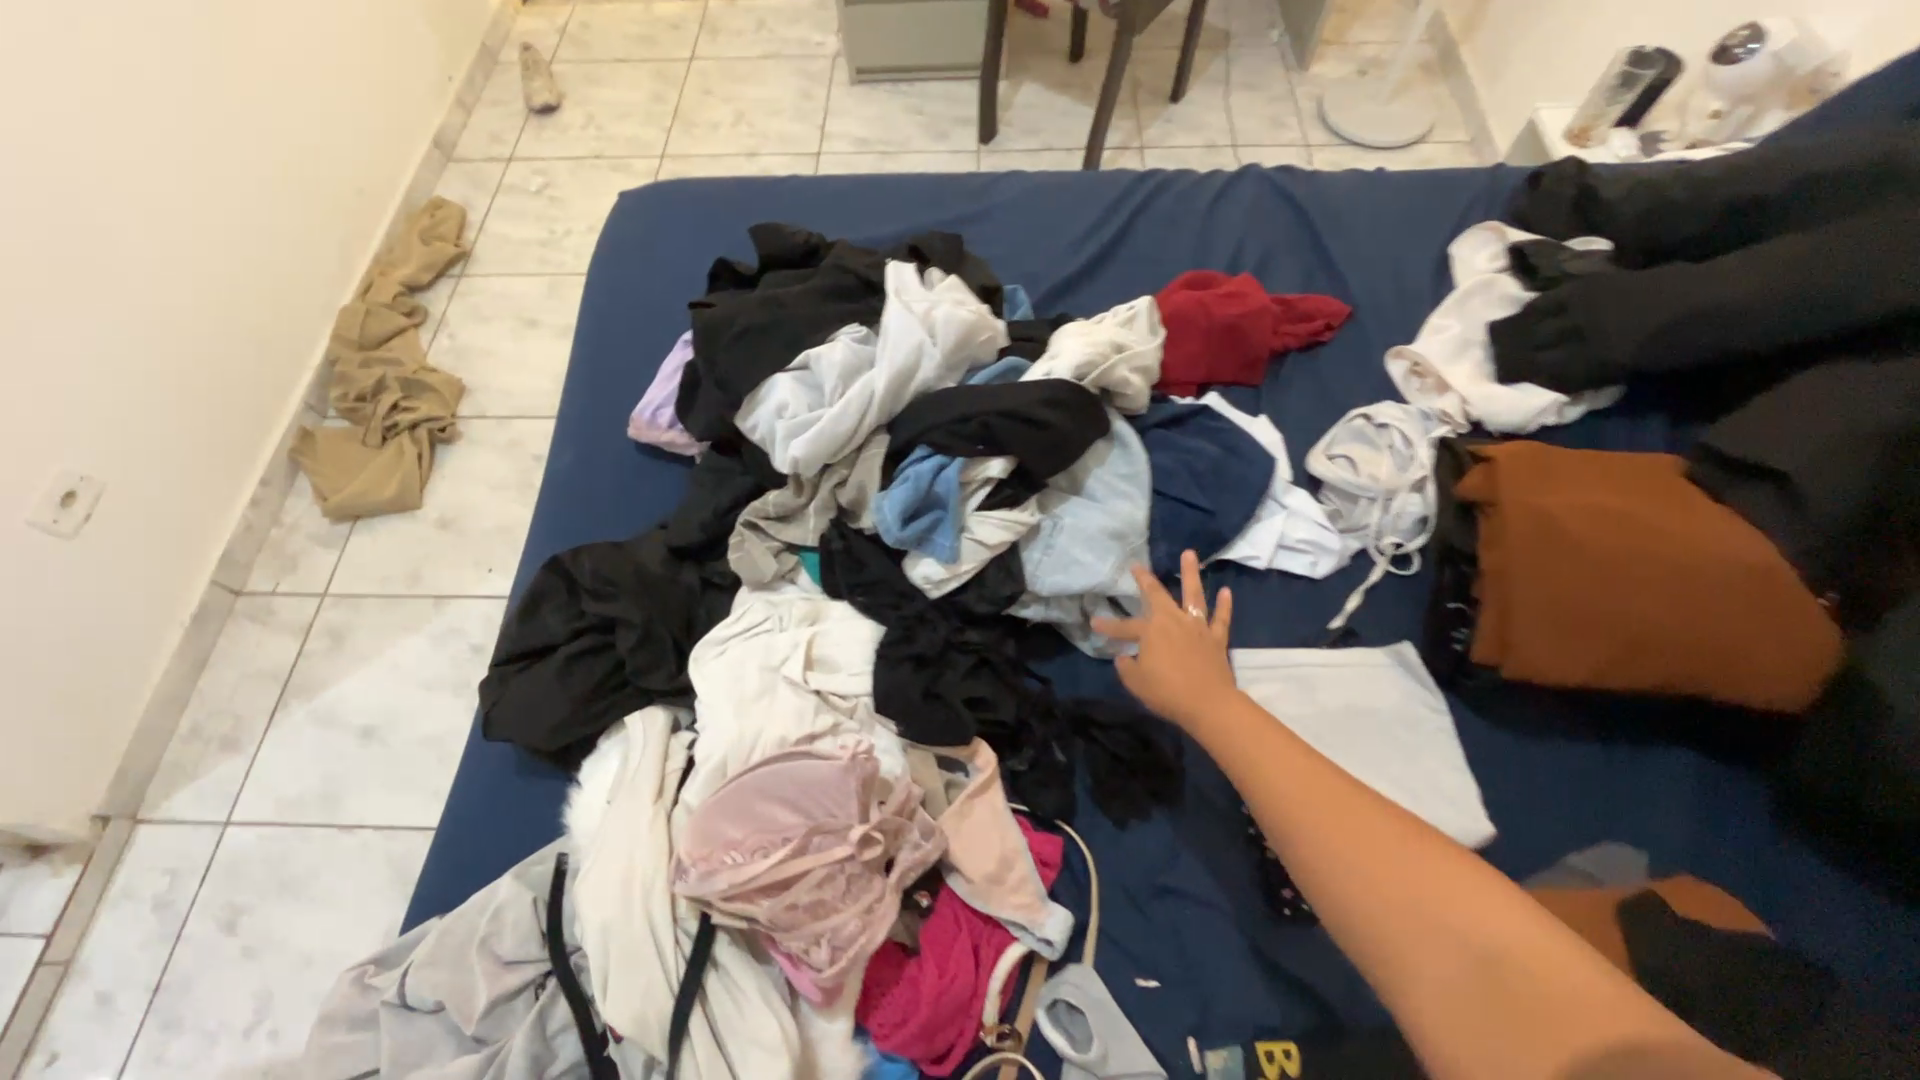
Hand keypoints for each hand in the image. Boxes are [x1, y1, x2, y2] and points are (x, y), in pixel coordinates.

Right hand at [1092, 550, 1238, 730]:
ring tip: (1189, 553)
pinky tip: (1225, 591)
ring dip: (1191, 573)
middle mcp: (1173, 621)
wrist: (1208, 703)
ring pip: (1194, 594)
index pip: (1124, 627)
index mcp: (1151, 631)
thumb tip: (1125, 657)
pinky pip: (1221, 618)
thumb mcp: (1136, 682)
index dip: (1108, 626)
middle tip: (1137, 565)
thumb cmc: (1167, 692)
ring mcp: (1197, 627)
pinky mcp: (1216, 638)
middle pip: (1158, 595)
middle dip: (1145, 579)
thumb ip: (1127, 667)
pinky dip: (1224, 604)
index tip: (1094, 622)